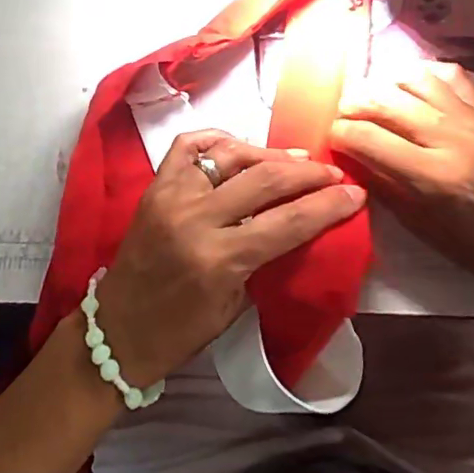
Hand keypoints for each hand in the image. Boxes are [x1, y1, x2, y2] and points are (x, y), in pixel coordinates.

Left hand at [91, 130, 365, 385]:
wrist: (116, 331)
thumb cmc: (181, 331)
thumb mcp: (236, 304)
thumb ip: (266, 259)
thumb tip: (300, 222)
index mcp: (219, 260)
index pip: (288, 222)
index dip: (329, 205)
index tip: (356, 193)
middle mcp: (194, 219)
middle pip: (265, 180)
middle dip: (308, 174)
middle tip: (332, 173)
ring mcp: (170, 197)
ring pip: (230, 155)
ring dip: (269, 154)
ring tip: (296, 159)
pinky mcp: (154, 188)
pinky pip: (188, 146)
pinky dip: (218, 141)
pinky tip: (240, 147)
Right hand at [330, 62, 473, 310]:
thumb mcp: (420, 225)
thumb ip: (384, 183)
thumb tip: (352, 154)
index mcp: (433, 177)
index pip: (368, 138)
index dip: (340, 133)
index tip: (332, 137)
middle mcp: (453, 139)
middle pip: (386, 101)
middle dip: (354, 103)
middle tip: (343, 113)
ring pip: (417, 79)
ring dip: (386, 84)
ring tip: (373, 99)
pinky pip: (452, 77)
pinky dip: (424, 77)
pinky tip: (413, 91)